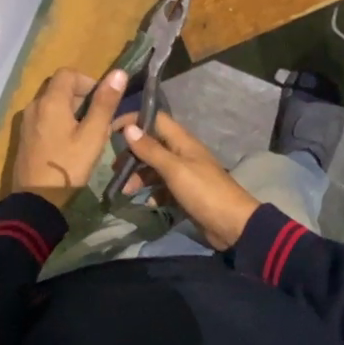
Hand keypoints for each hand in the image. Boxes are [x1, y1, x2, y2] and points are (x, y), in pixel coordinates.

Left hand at [12, 67, 127, 205]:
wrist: (36, 199)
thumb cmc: (68, 166)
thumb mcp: (92, 136)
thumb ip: (105, 103)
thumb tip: (118, 73)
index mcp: (50, 101)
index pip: (68, 73)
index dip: (88, 81)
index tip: (102, 101)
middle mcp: (34, 105)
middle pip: (58, 87)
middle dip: (80, 96)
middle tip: (97, 118)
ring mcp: (26, 122)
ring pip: (51, 104)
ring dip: (70, 110)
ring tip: (86, 132)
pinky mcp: (24, 137)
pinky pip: (43, 118)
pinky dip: (58, 121)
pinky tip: (69, 143)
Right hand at [117, 113, 260, 249]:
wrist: (232, 225)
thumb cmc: (204, 192)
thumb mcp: (175, 170)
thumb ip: (151, 150)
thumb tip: (129, 127)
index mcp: (182, 141)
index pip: (155, 119)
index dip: (134, 120)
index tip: (111, 130)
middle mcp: (182, 153)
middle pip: (151, 145)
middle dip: (132, 155)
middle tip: (115, 169)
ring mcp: (184, 174)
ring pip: (155, 168)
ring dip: (139, 177)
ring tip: (125, 191)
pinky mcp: (185, 193)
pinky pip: (163, 188)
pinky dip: (152, 193)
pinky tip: (146, 203)